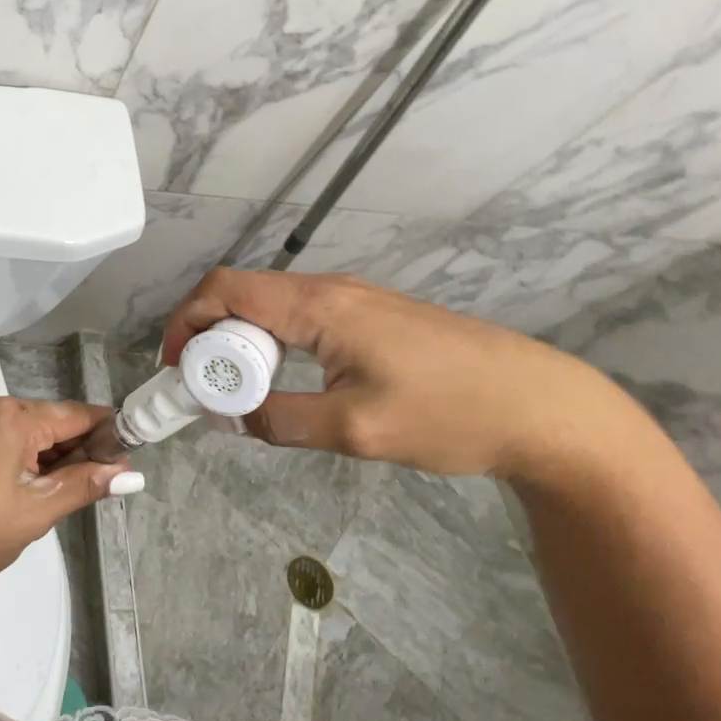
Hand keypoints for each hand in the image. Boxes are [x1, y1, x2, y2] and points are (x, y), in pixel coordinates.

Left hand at [0, 392, 128, 592]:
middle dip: (76, 449)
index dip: (106, 433)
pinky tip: (29, 486)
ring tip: (63, 494)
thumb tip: (129, 473)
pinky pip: (2, 434)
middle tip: (100, 485)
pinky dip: (21, 455)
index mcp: (11, 416)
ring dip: (48, 455)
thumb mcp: (36, 511)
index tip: (130, 456)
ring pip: (25, 429)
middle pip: (49, 420)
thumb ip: (84, 485)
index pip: (75, 414)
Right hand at [162, 268, 645, 480]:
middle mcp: (329, 290)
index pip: (224, 290)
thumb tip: (230, 418)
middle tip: (207, 389)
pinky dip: (273, 345)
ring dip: (242, 343)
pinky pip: (299, 318)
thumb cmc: (450, 413)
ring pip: (269, 306)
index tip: (175, 369)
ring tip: (242, 392)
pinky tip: (288, 383)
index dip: (185, 322)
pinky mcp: (371, 316)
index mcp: (318, 306)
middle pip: (240, 294)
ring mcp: (353, 299)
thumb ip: (281, 421)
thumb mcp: (356, 430)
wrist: (545, 407)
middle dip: (209, 337)